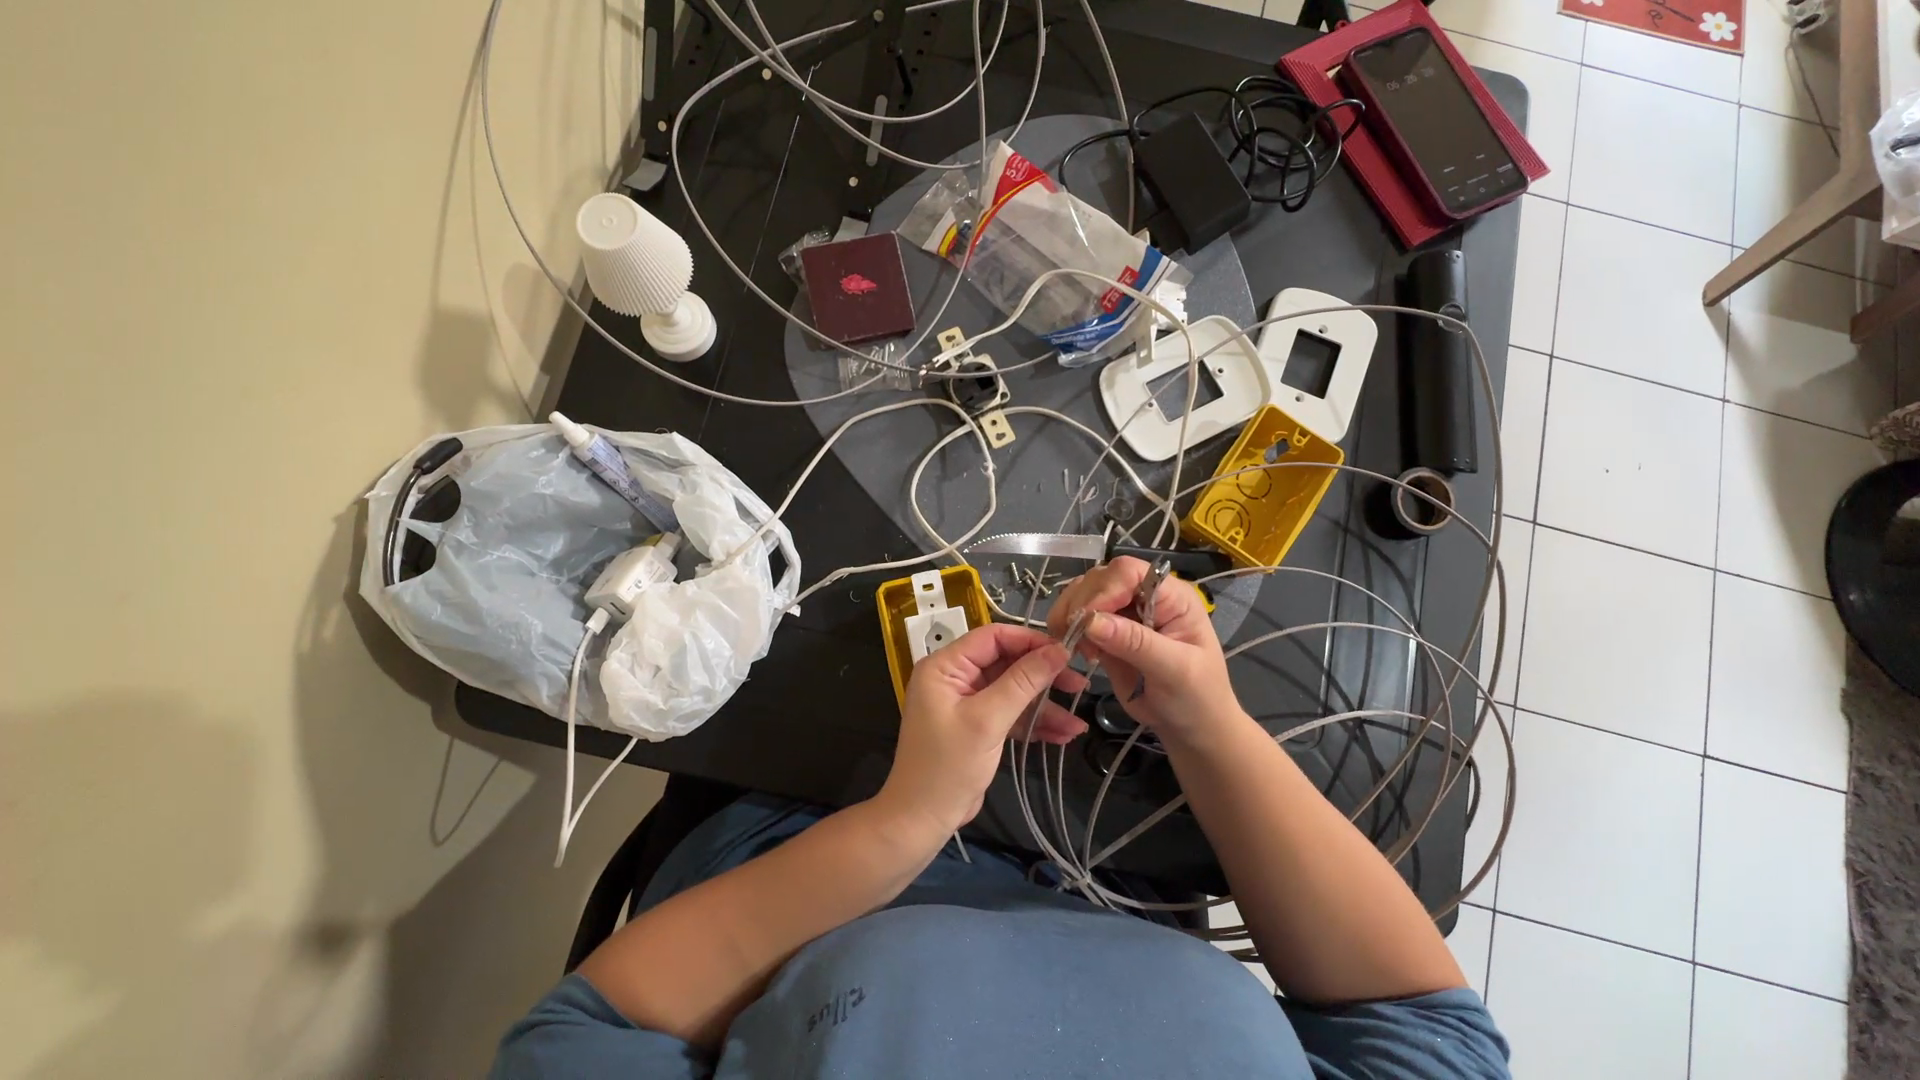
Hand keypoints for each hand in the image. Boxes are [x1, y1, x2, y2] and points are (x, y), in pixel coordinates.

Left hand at [877, 624, 1088, 837]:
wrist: (922, 819)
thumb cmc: (947, 766)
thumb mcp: (987, 720)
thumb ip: (1023, 682)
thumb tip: (1059, 651)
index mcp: (944, 666)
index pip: (993, 637)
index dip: (1031, 641)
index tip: (1067, 652)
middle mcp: (954, 678)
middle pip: (1007, 663)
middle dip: (1043, 677)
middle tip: (1080, 685)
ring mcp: (966, 704)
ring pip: (1013, 692)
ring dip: (1045, 707)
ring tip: (1078, 723)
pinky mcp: (977, 727)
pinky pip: (1010, 715)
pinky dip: (1034, 724)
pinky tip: (1063, 735)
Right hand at [1048, 557, 1245, 742]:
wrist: (1191, 726)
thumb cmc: (1197, 697)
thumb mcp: (1175, 670)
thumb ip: (1136, 643)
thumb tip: (1092, 621)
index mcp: (1171, 596)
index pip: (1130, 572)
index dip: (1105, 590)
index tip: (1088, 620)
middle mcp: (1145, 596)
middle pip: (1100, 578)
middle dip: (1082, 604)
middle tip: (1075, 638)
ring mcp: (1124, 613)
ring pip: (1083, 594)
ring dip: (1069, 614)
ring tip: (1075, 646)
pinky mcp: (1106, 633)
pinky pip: (1078, 619)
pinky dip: (1067, 629)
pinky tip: (1076, 651)